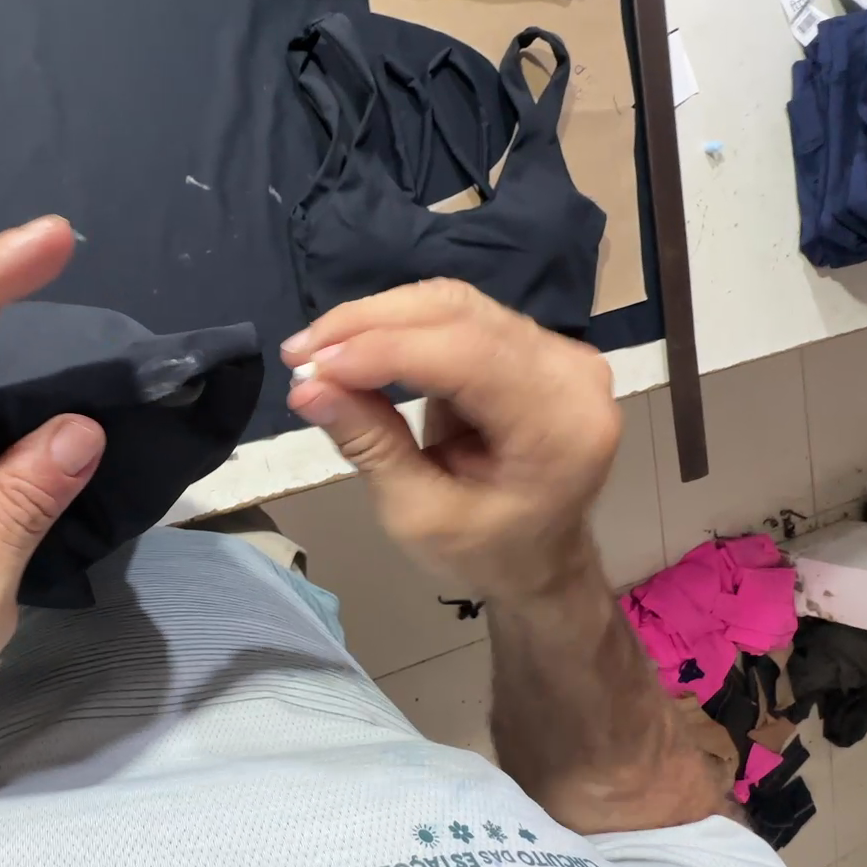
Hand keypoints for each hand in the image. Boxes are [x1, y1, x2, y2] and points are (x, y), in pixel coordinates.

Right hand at [281, 278, 620, 599]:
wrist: (538, 562)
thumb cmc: (483, 552)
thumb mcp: (417, 514)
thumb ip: (369, 445)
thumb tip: (305, 389)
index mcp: (559, 427)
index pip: (467, 357)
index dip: (382, 352)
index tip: (309, 368)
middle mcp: (569, 372)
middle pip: (457, 314)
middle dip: (366, 326)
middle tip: (298, 353)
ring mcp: (554, 352)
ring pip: (450, 304)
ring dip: (373, 320)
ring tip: (315, 349)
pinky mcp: (528, 346)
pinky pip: (453, 317)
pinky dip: (393, 327)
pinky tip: (350, 348)